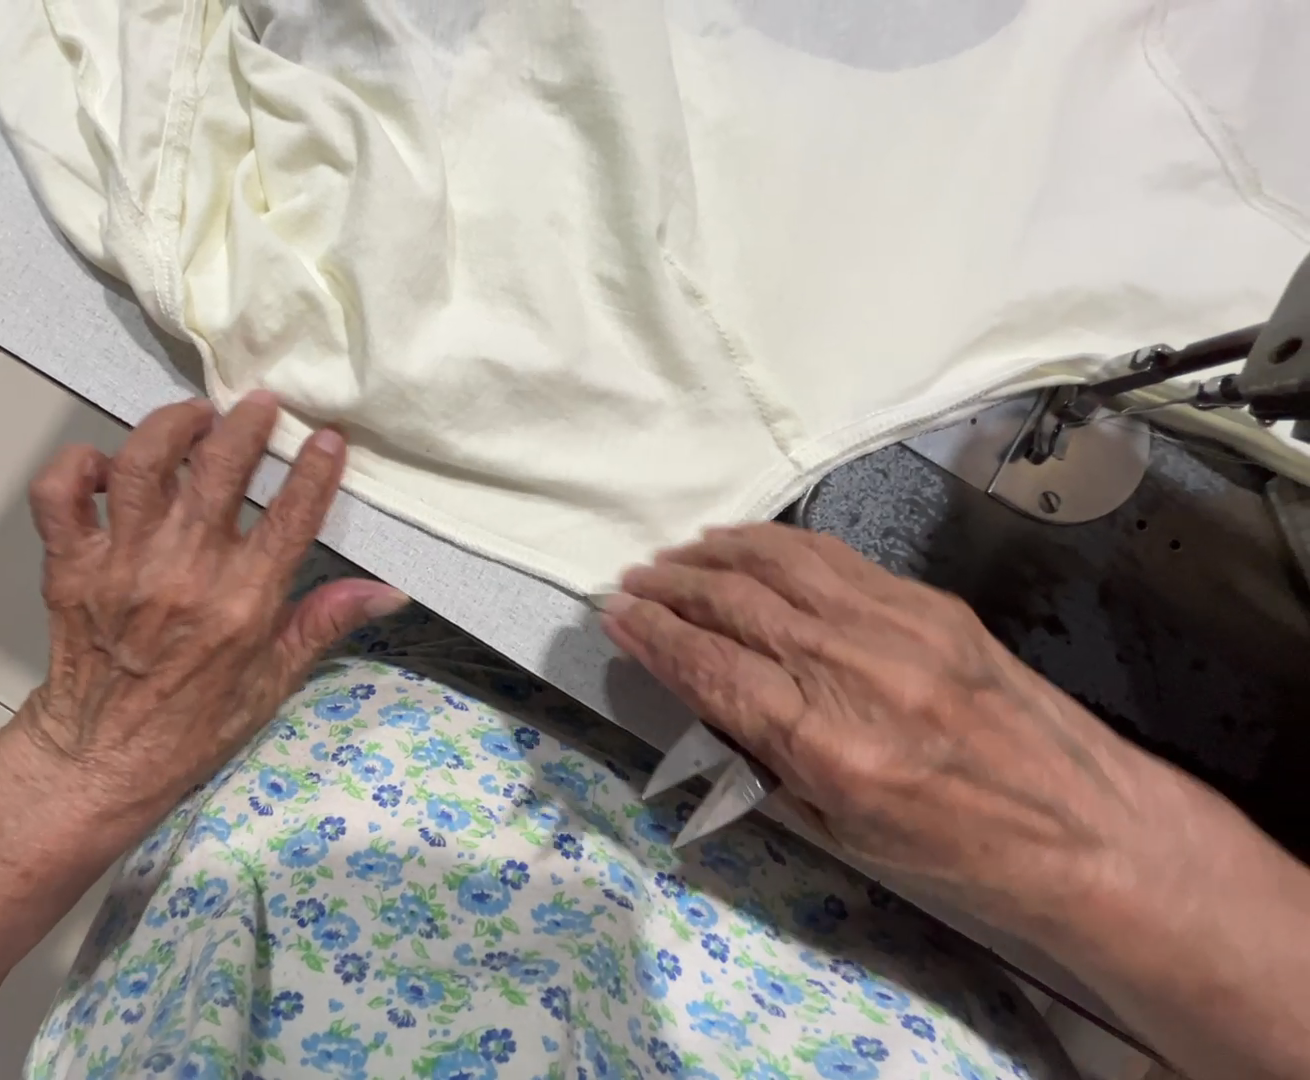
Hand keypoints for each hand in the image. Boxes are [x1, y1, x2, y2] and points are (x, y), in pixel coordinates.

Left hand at [6, 391, 408, 827]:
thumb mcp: (273, 684)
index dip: (314, 470)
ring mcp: (119, 565)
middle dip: (245, 425)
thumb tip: (389, 591)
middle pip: (216, 471)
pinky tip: (108, 466)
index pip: (288, 518)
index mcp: (241, 604)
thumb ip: (324, 624)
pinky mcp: (69, 566)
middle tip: (259, 406)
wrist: (100, 759)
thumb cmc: (195, 725)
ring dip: (171, 426)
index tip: (326, 438)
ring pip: (142, 465)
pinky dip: (77, 466)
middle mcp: (181, 574)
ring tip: (194, 417)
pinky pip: (59, 495)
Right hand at [600, 523, 1160, 932]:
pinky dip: (766, 541)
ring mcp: (895, 626)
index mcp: (824, 742)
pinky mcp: (926, 602)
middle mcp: (853, 670)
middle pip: (733, 606)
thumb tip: (694, 679)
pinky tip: (734, 541)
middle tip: (628, 582)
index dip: (651, 635)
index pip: (708, 667)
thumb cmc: (945, 847)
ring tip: (670, 558)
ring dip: (707, 556)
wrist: (1090, 830)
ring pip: (774, 566)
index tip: (613, 615)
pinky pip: (826, 555)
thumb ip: (754, 743)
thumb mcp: (828, 820)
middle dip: (667, 588)